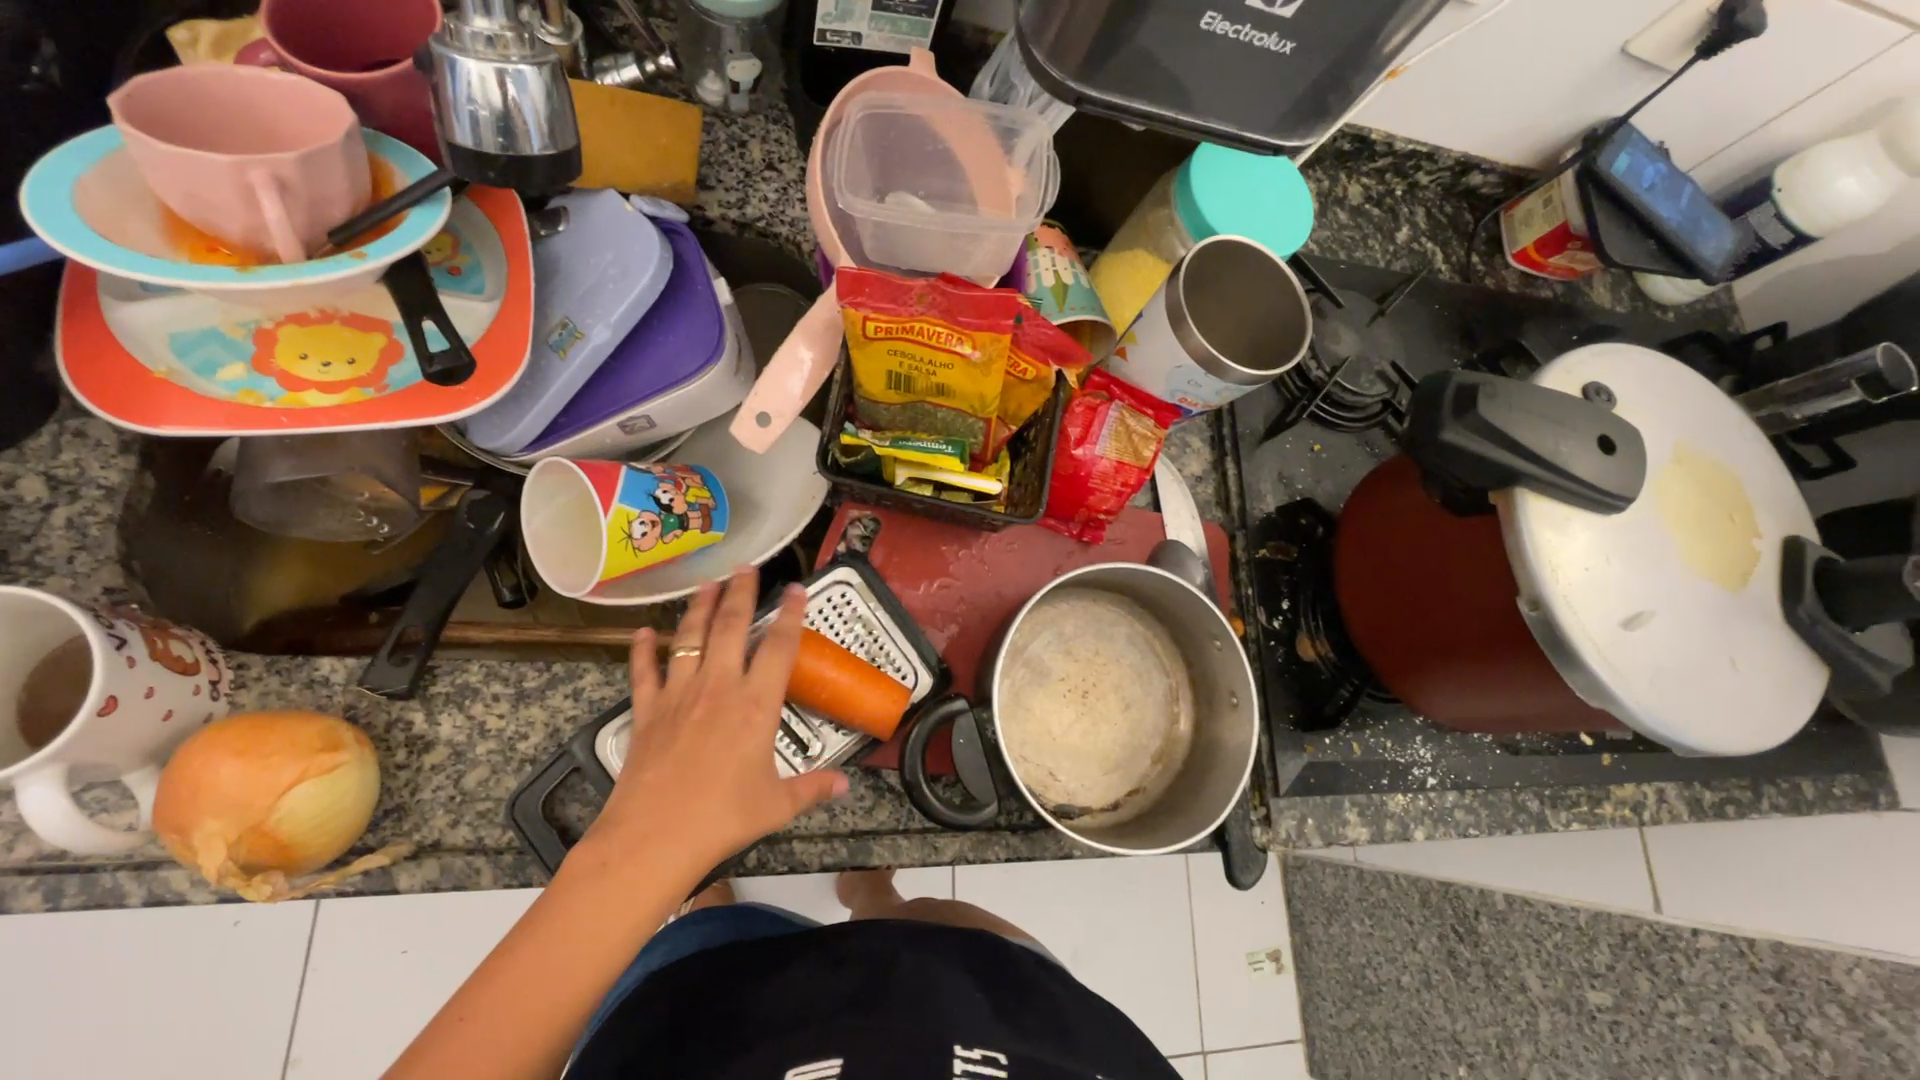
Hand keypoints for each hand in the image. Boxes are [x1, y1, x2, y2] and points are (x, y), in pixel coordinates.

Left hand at [583, 568, 848, 877]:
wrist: (654, 836)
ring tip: (706, 583)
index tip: (797, 589)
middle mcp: (719, 687)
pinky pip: (644, 672)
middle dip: (740, 593)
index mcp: (756, 704)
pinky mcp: (647, 711)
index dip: (791, 615)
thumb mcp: (777, 805)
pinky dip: (642, 650)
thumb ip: (813, 788)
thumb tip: (845, 784)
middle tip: (745, 567)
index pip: (779, 647)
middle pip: (731, 627)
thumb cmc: (723, 817)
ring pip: (689, 639)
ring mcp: (679, 695)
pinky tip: (643, 633)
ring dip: (699, 608)